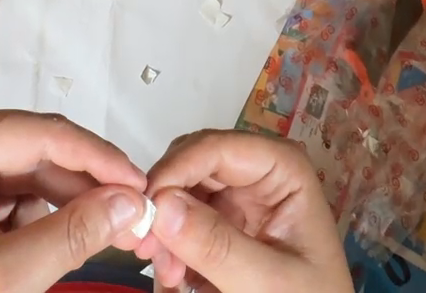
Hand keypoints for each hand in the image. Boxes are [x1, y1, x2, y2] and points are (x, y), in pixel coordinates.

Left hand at [0, 110, 150, 292]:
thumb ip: (70, 236)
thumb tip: (131, 202)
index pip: (43, 134)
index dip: (99, 157)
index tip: (143, 184)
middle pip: (40, 150)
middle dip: (87, 183)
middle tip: (135, 213)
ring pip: (32, 174)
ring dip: (68, 203)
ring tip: (110, 230)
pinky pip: (13, 197)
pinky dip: (42, 220)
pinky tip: (67, 239)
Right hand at [138, 130, 350, 292]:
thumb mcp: (269, 282)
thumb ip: (217, 246)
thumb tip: (161, 206)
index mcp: (280, 167)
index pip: (216, 147)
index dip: (175, 170)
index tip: (144, 209)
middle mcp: (256, 170)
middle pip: (193, 164)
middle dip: (166, 203)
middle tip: (147, 249)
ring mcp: (239, 196)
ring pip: (182, 192)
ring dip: (165, 231)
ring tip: (168, 278)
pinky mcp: (225, 223)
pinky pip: (185, 221)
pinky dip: (172, 248)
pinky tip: (175, 280)